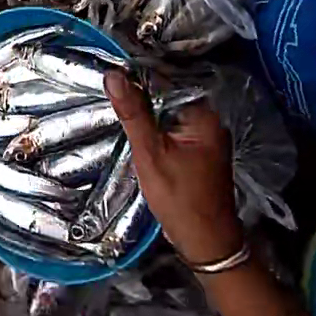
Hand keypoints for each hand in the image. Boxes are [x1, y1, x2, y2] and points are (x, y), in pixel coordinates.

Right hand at [105, 71, 242, 264]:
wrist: (205, 241)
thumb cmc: (179, 197)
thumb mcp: (150, 152)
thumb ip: (133, 112)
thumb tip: (113, 75)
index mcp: (204, 117)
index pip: (166, 82)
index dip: (136, 76)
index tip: (108, 74)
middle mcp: (209, 121)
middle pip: (168, 94)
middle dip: (138, 91)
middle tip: (106, 88)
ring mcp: (204, 137)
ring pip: (167, 111)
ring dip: (143, 108)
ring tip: (114, 103)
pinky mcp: (196, 150)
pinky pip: (170, 125)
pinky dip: (152, 123)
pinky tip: (133, 126)